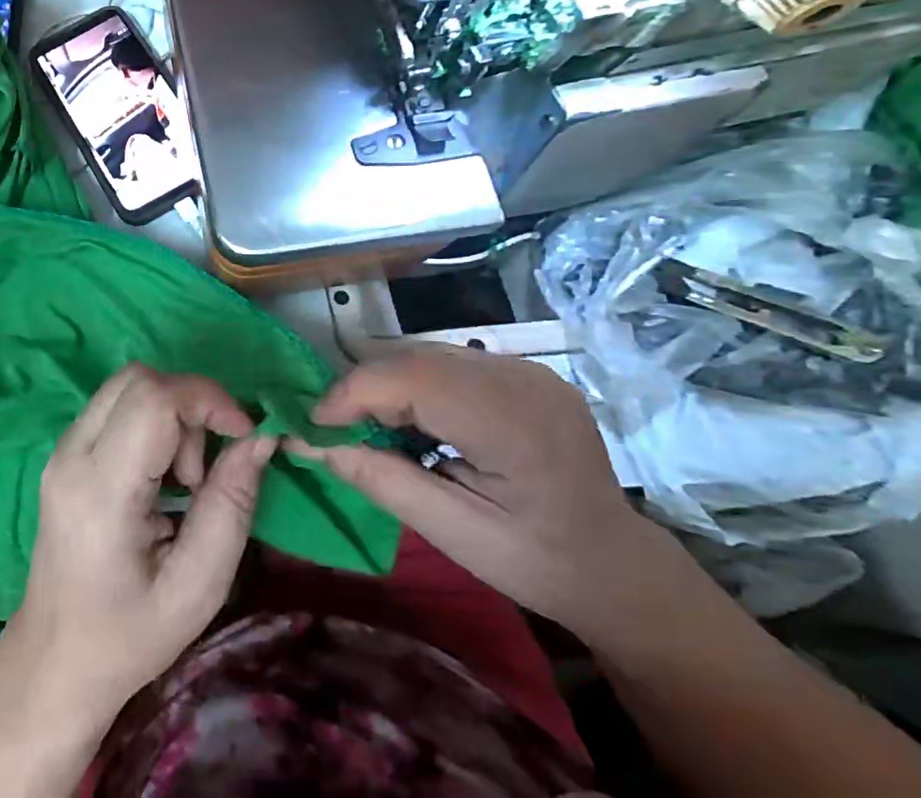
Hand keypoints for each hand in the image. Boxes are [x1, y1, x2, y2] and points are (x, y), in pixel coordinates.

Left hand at [7, 363, 275, 721]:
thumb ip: (232, 505)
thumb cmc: (129, 634)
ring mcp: (60, 451)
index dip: (208, 401)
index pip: (153, 400)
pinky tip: (160, 479)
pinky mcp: (64, 454)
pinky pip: (116, 407)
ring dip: (171, 416)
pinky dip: (152, 424)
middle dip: (190, 407)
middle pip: (138, 380)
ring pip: (127, 387)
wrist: (58, 655)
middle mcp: (70, 457)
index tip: (245, 438)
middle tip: (202, 474)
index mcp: (99, 492)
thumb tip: (260, 438)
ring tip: (183, 483)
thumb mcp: (198, 585)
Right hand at [285, 344, 682, 631]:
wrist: (616, 566)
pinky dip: (412, 386)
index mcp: (514, 423)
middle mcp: (522, 378)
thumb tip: (304, 442)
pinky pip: (446, 363)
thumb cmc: (536, 562)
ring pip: (424, 355)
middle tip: (337, 434)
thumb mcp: (451, 532)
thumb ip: (378, 479)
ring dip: (385, 387)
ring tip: (371, 431)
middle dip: (362, 391)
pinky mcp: (523, 371)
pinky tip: (413, 423)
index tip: (313, 429)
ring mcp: (526, 369)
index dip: (350, 394)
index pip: (411, 379)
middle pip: (413, 359)